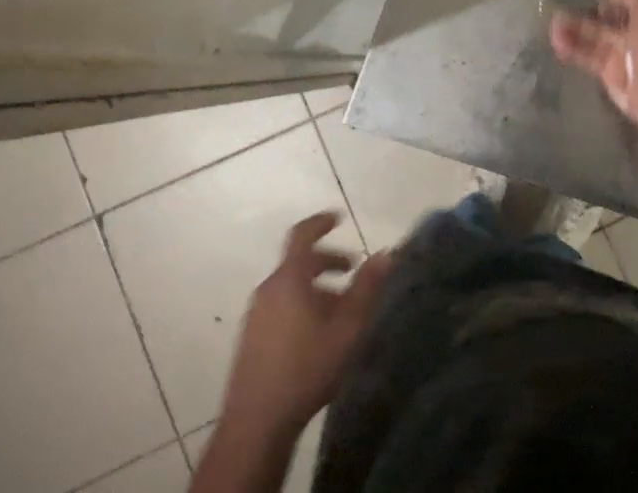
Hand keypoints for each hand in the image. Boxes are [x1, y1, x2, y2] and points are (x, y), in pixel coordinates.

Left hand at [222, 212, 393, 431]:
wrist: (257, 420)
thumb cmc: (307, 367)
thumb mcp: (348, 327)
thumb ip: (368, 287)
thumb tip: (386, 253)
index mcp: (289, 280)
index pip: (302, 235)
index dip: (320, 222)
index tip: (338, 217)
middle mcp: (268, 290)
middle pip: (298, 263)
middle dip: (327, 262)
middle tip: (353, 270)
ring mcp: (255, 315)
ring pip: (291, 288)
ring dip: (317, 288)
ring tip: (342, 310)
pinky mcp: (251, 338)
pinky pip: (281, 307)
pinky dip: (302, 305)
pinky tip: (319, 334)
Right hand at [549, 0, 637, 143]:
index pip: (623, 3)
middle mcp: (632, 34)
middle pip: (603, 21)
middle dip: (584, 14)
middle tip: (560, 7)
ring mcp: (617, 53)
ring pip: (591, 38)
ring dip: (573, 31)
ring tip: (554, 26)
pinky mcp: (605, 71)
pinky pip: (585, 56)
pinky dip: (571, 50)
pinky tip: (557, 43)